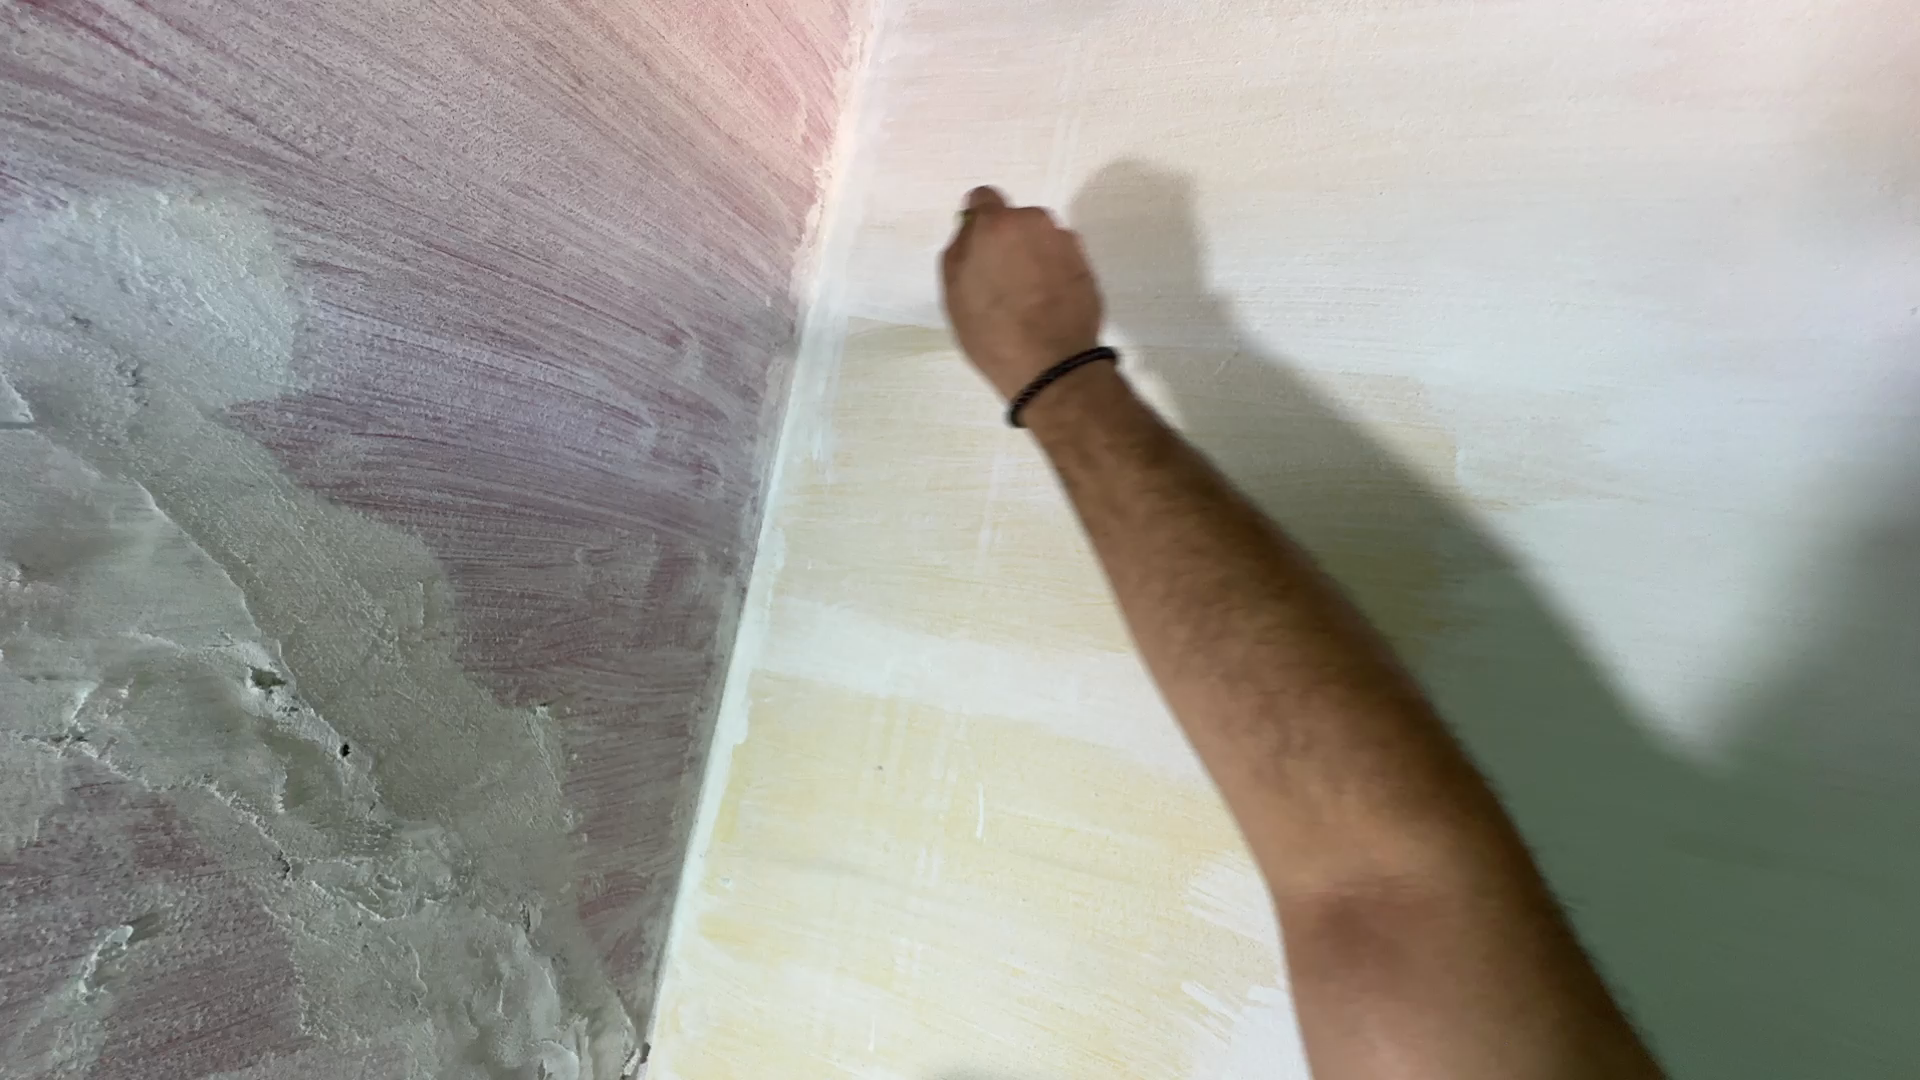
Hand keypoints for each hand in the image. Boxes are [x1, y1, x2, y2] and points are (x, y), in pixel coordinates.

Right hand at [941, 186, 1104, 401]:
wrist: (1051, 366)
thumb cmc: (992, 334)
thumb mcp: (954, 295)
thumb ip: (959, 251)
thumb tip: (969, 230)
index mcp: (996, 224)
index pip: (983, 199)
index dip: (978, 223)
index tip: (979, 251)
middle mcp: (1035, 222)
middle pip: (1015, 221)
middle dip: (1008, 243)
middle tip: (1003, 283)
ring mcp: (1065, 243)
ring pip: (1041, 240)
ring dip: (1033, 257)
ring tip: (1029, 299)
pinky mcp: (1087, 265)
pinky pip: (1062, 260)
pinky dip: (1055, 274)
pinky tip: (1049, 306)